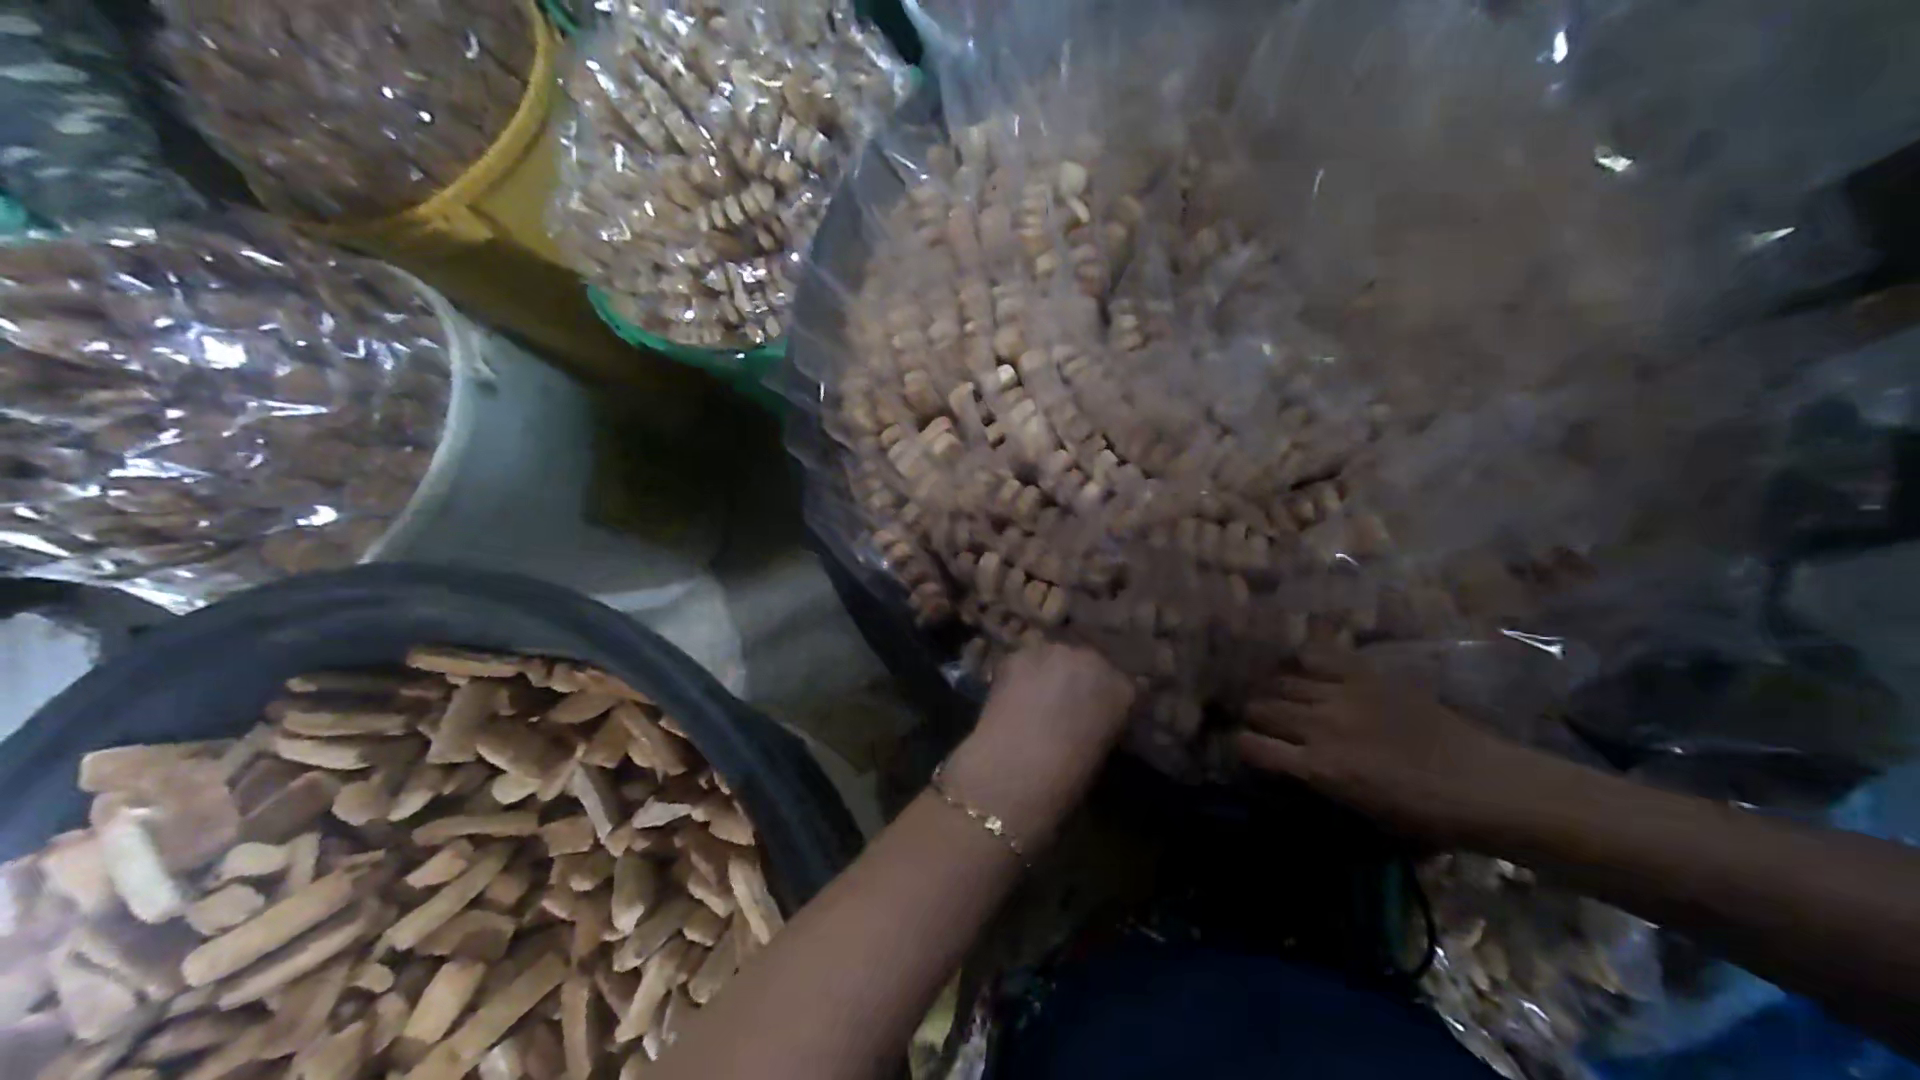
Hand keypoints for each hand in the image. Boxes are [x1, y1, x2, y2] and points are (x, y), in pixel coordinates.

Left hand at [943, 644, 1134, 849]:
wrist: (1019, 768)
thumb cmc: (1069, 775)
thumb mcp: (1100, 750)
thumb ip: (1101, 724)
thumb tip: (1089, 721)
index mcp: (1123, 689)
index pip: (1120, 687)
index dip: (1103, 699)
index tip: (1093, 713)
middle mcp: (1092, 660)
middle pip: (1086, 663)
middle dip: (1076, 680)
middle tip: (1060, 705)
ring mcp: (1054, 652)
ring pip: (1051, 657)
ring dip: (1045, 673)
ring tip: (1031, 700)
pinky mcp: (1018, 654)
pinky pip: (1020, 662)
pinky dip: (1016, 676)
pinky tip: (1008, 698)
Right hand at [1234, 651, 1535, 840]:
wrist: (1487, 785)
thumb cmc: (1426, 815)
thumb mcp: (1360, 812)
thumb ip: (1316, 783)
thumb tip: (1287, 764)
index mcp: (1320, 769)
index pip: (1251, 747)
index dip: (1242, 747)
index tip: (1250, 749)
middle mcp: (1321, 727)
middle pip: (1261, 708)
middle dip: (1255, 717)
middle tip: (1264, 722)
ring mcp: (1343, 696)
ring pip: (1281, 681)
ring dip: (1274, 690)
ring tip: (1281, 695)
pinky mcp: (1366, 675)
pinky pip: (1316, 655)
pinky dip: (1301, 661)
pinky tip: (1301, 668)